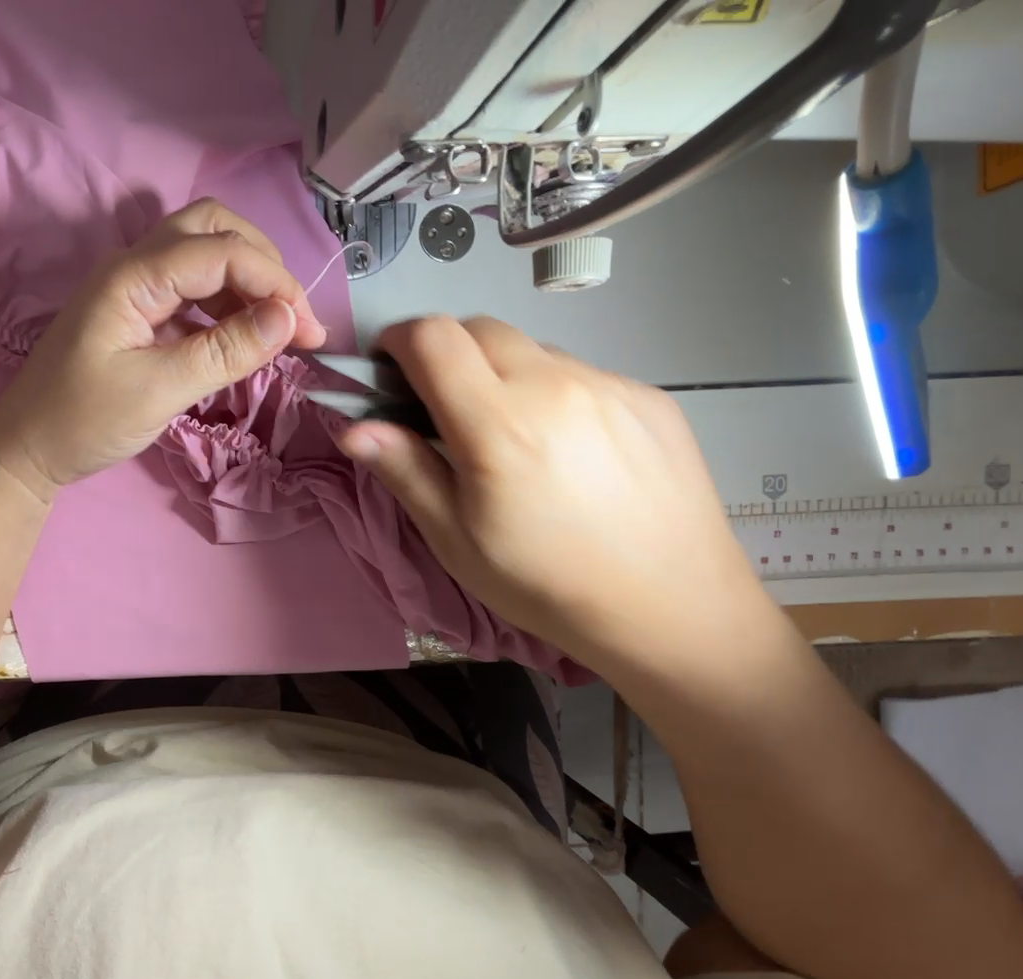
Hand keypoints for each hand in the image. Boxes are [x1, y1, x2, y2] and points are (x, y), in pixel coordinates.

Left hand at [0, 198, 326, 500]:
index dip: (275, 282)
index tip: (308, 331)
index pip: (222, 251)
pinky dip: (225, 304)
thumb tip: (287, 319)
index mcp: (132, 276)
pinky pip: (191, 290)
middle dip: (263, 264)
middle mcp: (133, 267)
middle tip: (294, 318)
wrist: (24, 449)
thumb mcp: (158, 392)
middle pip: (213, 230)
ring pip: (203, 255)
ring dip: (247, 282)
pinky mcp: (136, 313)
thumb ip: (224, 352)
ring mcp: (133, 288)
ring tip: (277, 331)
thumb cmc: (82, 422)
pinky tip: (243, 337)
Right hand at [336, 316, 775, 678]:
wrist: (671, 607)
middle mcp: (555, 385)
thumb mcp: (455, 538)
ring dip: (499, 371)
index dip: (398, 342)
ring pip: (532, 349)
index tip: (387, 373)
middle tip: (438, 407)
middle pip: (480, 328)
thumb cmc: (544, 583)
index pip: (433, 336)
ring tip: (507, 436)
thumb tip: (352, 426)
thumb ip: (404, 470)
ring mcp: (609, 385)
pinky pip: (579, 373)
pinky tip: (564, 450)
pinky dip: (549, 391)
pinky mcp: (647, 397)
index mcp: (498, 422)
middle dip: (444, 352)